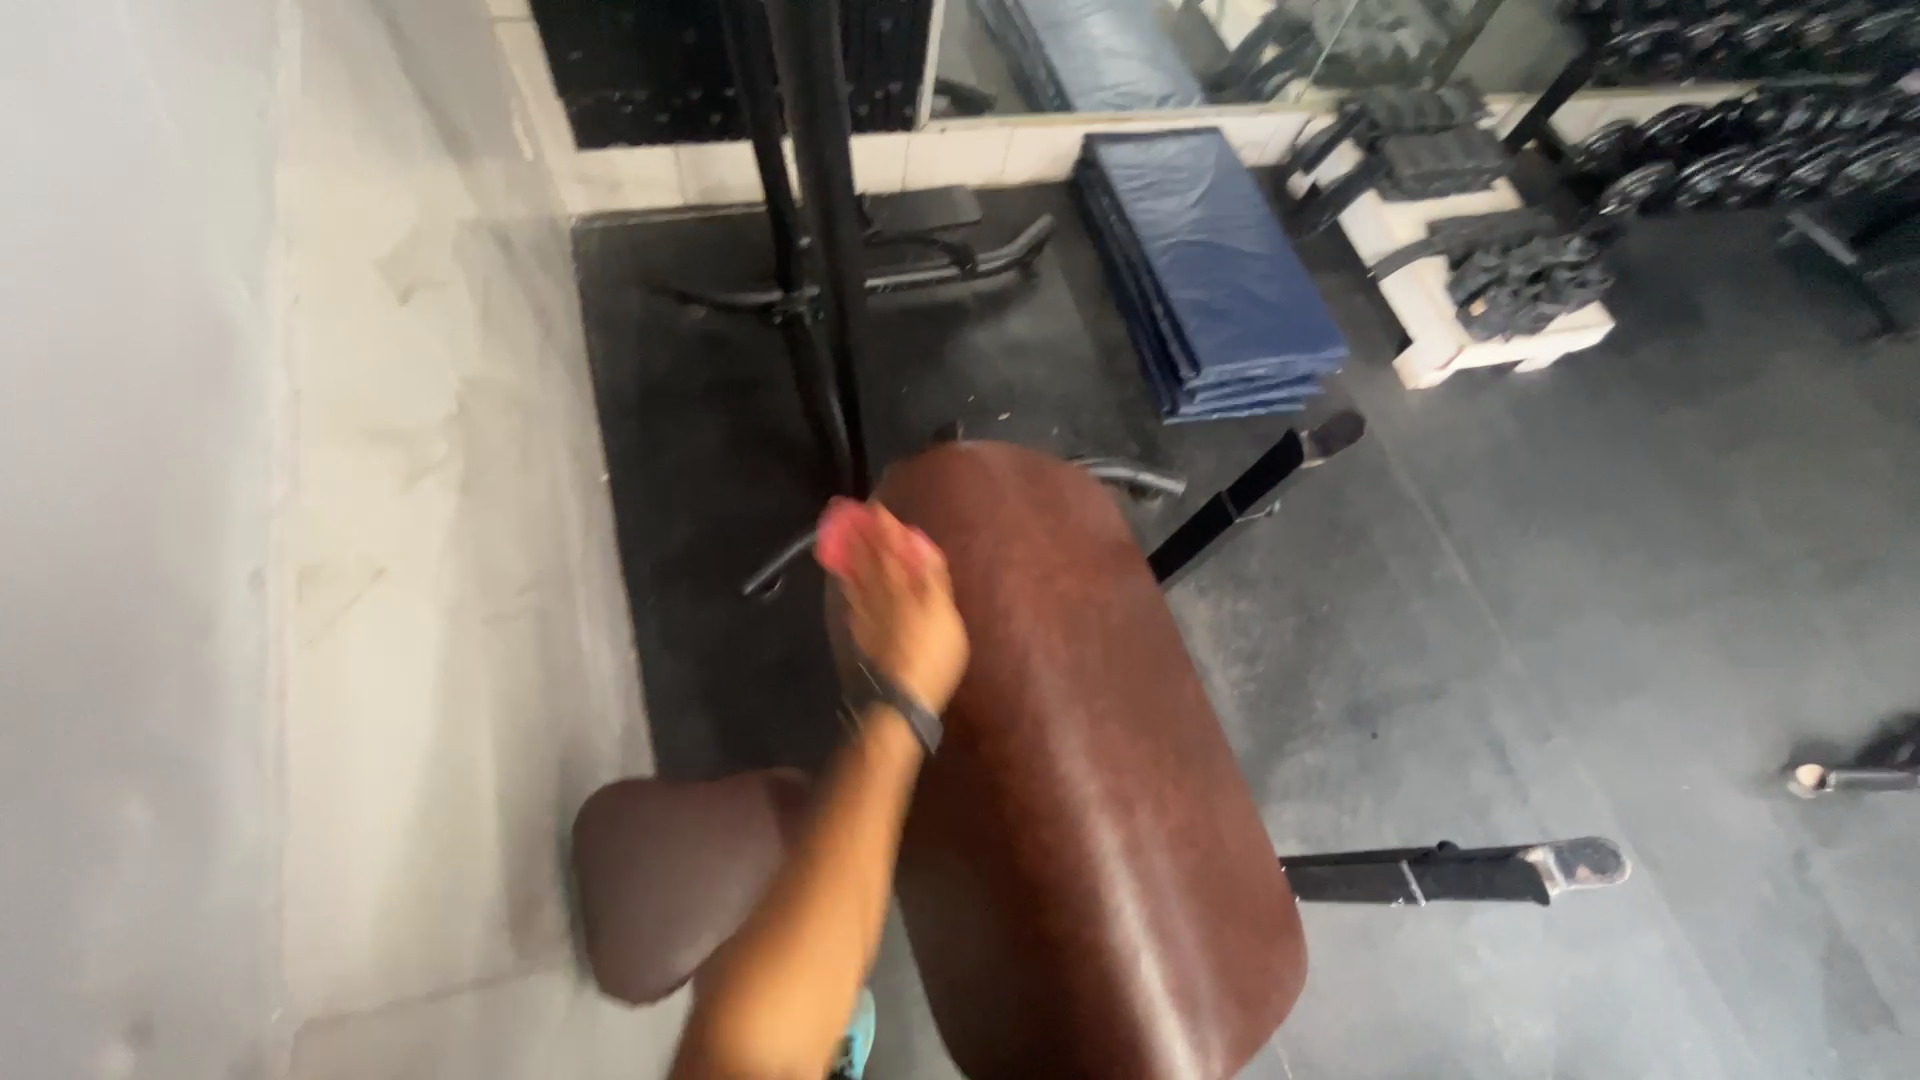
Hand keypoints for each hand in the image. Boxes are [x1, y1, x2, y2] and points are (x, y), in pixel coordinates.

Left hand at [816, 499, 969, 714]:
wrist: (902, 695)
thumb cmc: (933, 654)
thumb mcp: (946, 615)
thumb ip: (934, 580)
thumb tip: (921, 549)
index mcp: (904, 588)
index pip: (891, 550)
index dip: (884, 529)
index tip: (875, 508)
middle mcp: (881, 596)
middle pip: (868, 561)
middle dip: (860, 536)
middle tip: (847, 514)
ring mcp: (868, 615)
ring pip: (856, 578)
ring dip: (850, 556)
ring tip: (842, 539)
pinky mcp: (861, 633)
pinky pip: (851, 601)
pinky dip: (848, 586)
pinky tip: (845, 582)